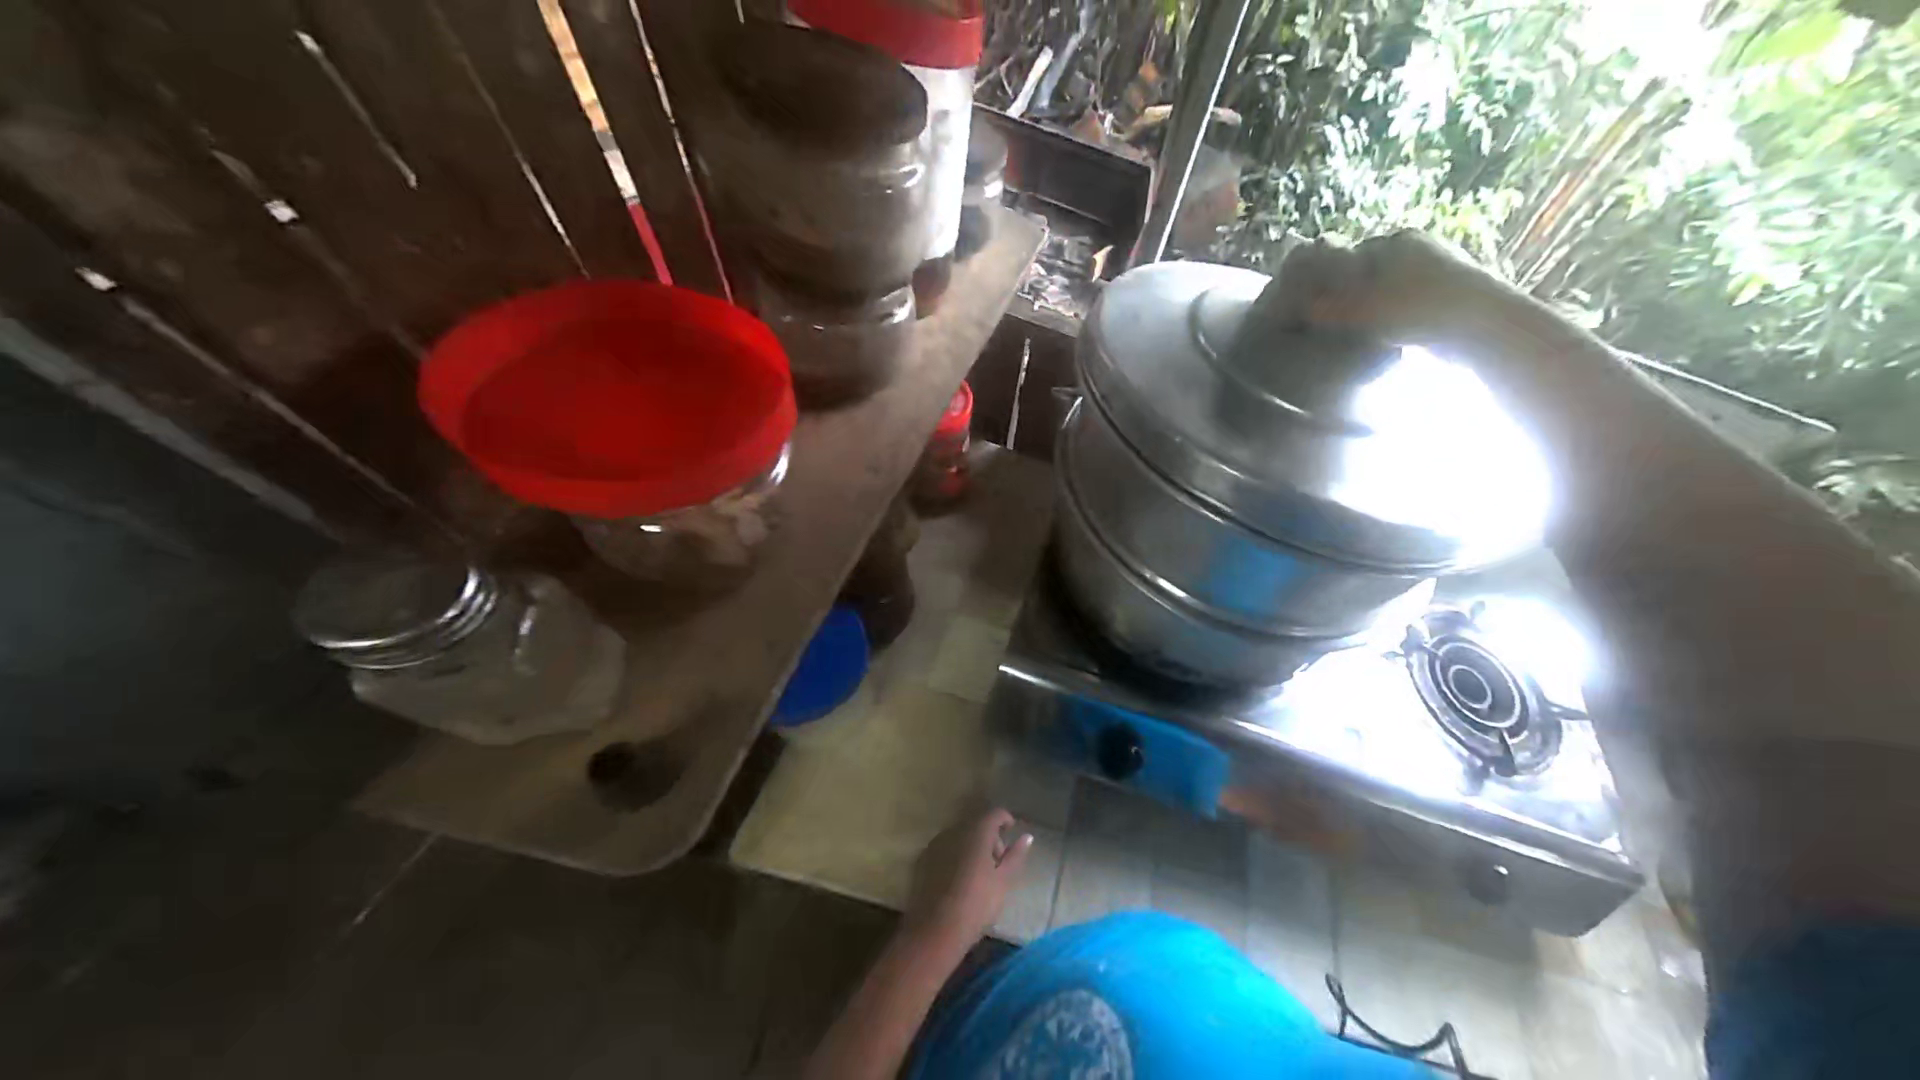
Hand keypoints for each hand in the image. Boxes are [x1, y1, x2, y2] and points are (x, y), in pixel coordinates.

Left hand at [902, 806, 1033, 953]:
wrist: (935, 930)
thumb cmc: (977, 904)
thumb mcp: (1003, 881)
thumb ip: (1015, 856)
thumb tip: (1027, 836)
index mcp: (976, 832)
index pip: (994, 813)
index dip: (1005, 819)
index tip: (1012, 832)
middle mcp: (954, 830)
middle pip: (976, 824)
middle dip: (989, 837)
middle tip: (998, 862)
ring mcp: (936, 844)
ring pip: (959, 836)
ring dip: (972, 846)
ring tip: (980, 873)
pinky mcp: (923, 859)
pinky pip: (945, 848)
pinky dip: (955, 855)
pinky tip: (959, 879)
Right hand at [1276, 230, 1532, 348]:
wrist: (1481, 326)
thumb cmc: (1414, 310)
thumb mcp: (1357, 310)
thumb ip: (1323, 307)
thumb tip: (1295, 307)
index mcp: (1396, 239)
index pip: (1349, 257)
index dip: (1329, 283)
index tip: (1317, 309)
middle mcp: (1421, 245)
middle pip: (1371, 273)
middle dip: (1353, 296)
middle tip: (1338, 326)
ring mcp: (1444, 266)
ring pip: (1393, 289)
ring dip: (1377, 309)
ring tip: (1363, 335)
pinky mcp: (1457, 291)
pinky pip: (1414, 302)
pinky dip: (1400, 316)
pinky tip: (1392, 337)